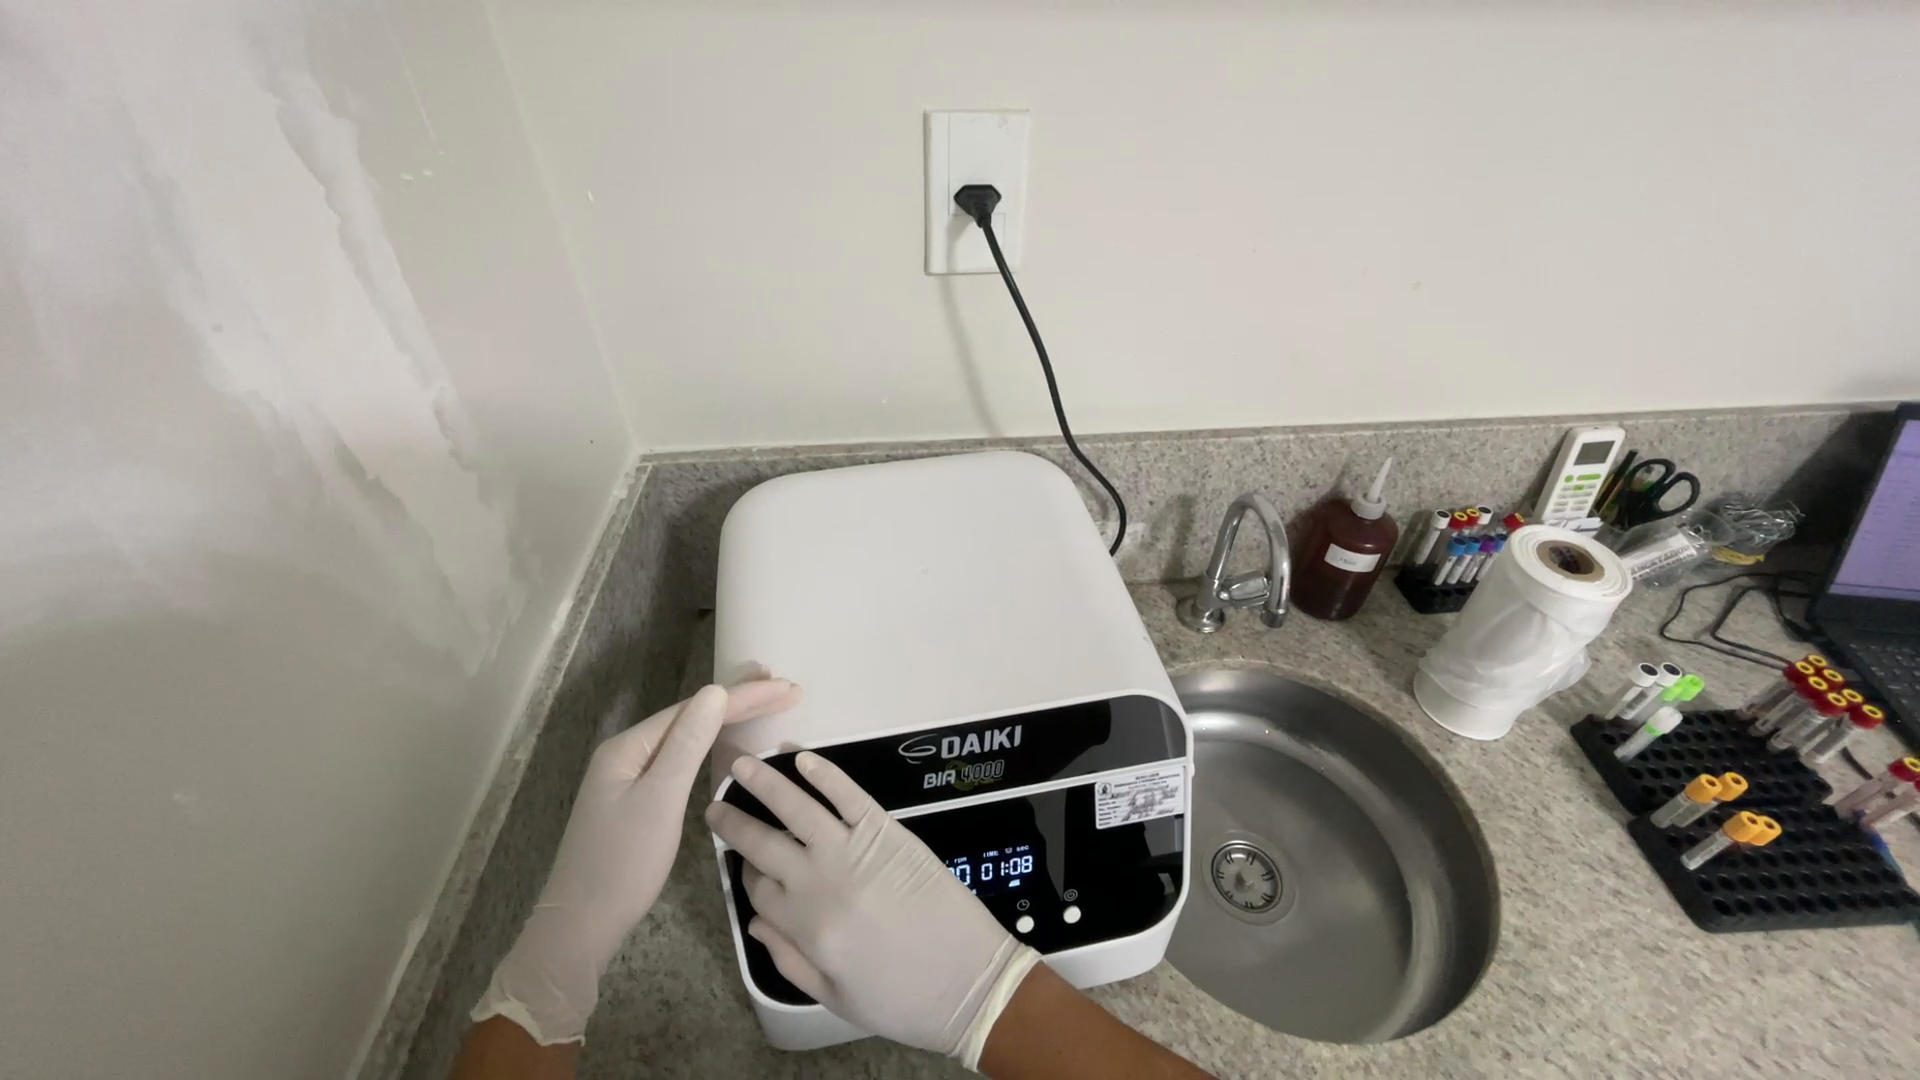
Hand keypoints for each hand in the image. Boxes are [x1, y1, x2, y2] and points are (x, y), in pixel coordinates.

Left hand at [473, 671, 801, 1044]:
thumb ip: (688, 744)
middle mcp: (628, 752)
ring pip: (689, 734)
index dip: (744, 695)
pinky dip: (713, 740)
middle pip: (692, 715)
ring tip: (766, 698)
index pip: (696, 708)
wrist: (582, 927)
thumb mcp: (661, 800)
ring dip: (729, 715)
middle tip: (787, 687)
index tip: (788, 688)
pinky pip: (683, 754)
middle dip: (740, 700)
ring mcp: (631, 775)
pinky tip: (727, 736)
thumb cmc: (623, 864)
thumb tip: (715, 692)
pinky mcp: (639, 797)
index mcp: (630, 747)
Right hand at [706, 752, 1040, 1067]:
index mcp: (805, 927)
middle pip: (765, 844)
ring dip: (766, 783)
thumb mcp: (835, 996)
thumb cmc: (902, 997)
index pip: (758, 888)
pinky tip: (802, 757)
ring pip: (798, 809)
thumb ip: (789, 958)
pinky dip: (825, 773)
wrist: (969, 980)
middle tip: (715, 804)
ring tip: (742, 763)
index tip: (740, 861)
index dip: (745, 873)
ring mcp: (854, 851)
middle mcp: (820, 882)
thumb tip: (756, 921)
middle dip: (735, 822)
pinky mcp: (887, 831)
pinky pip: (849, 795)